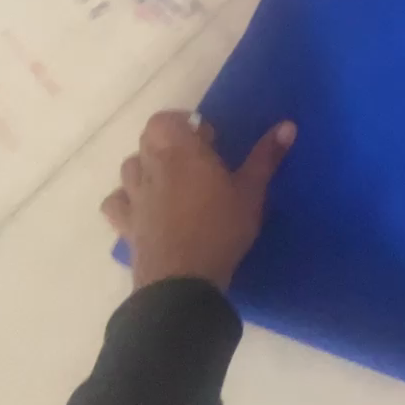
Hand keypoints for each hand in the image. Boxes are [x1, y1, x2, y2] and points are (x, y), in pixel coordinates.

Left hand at [102, 110, 295, 291]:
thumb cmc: (221, 229)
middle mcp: (151, 170)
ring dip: (148, 164)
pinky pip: (117, 201)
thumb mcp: (252, 191)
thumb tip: (287, 125)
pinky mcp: (125, 226)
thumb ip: (266, 156)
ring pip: (129, 167)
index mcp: (181, 155)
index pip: (164, 121)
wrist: (181, 282)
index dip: (183, 122)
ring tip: (174, 178)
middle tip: (200, 156)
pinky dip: (128, 196)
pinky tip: (148, 205)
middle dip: (171, 141)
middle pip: (147, 140)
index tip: (210, 137)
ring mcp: (133, 199)